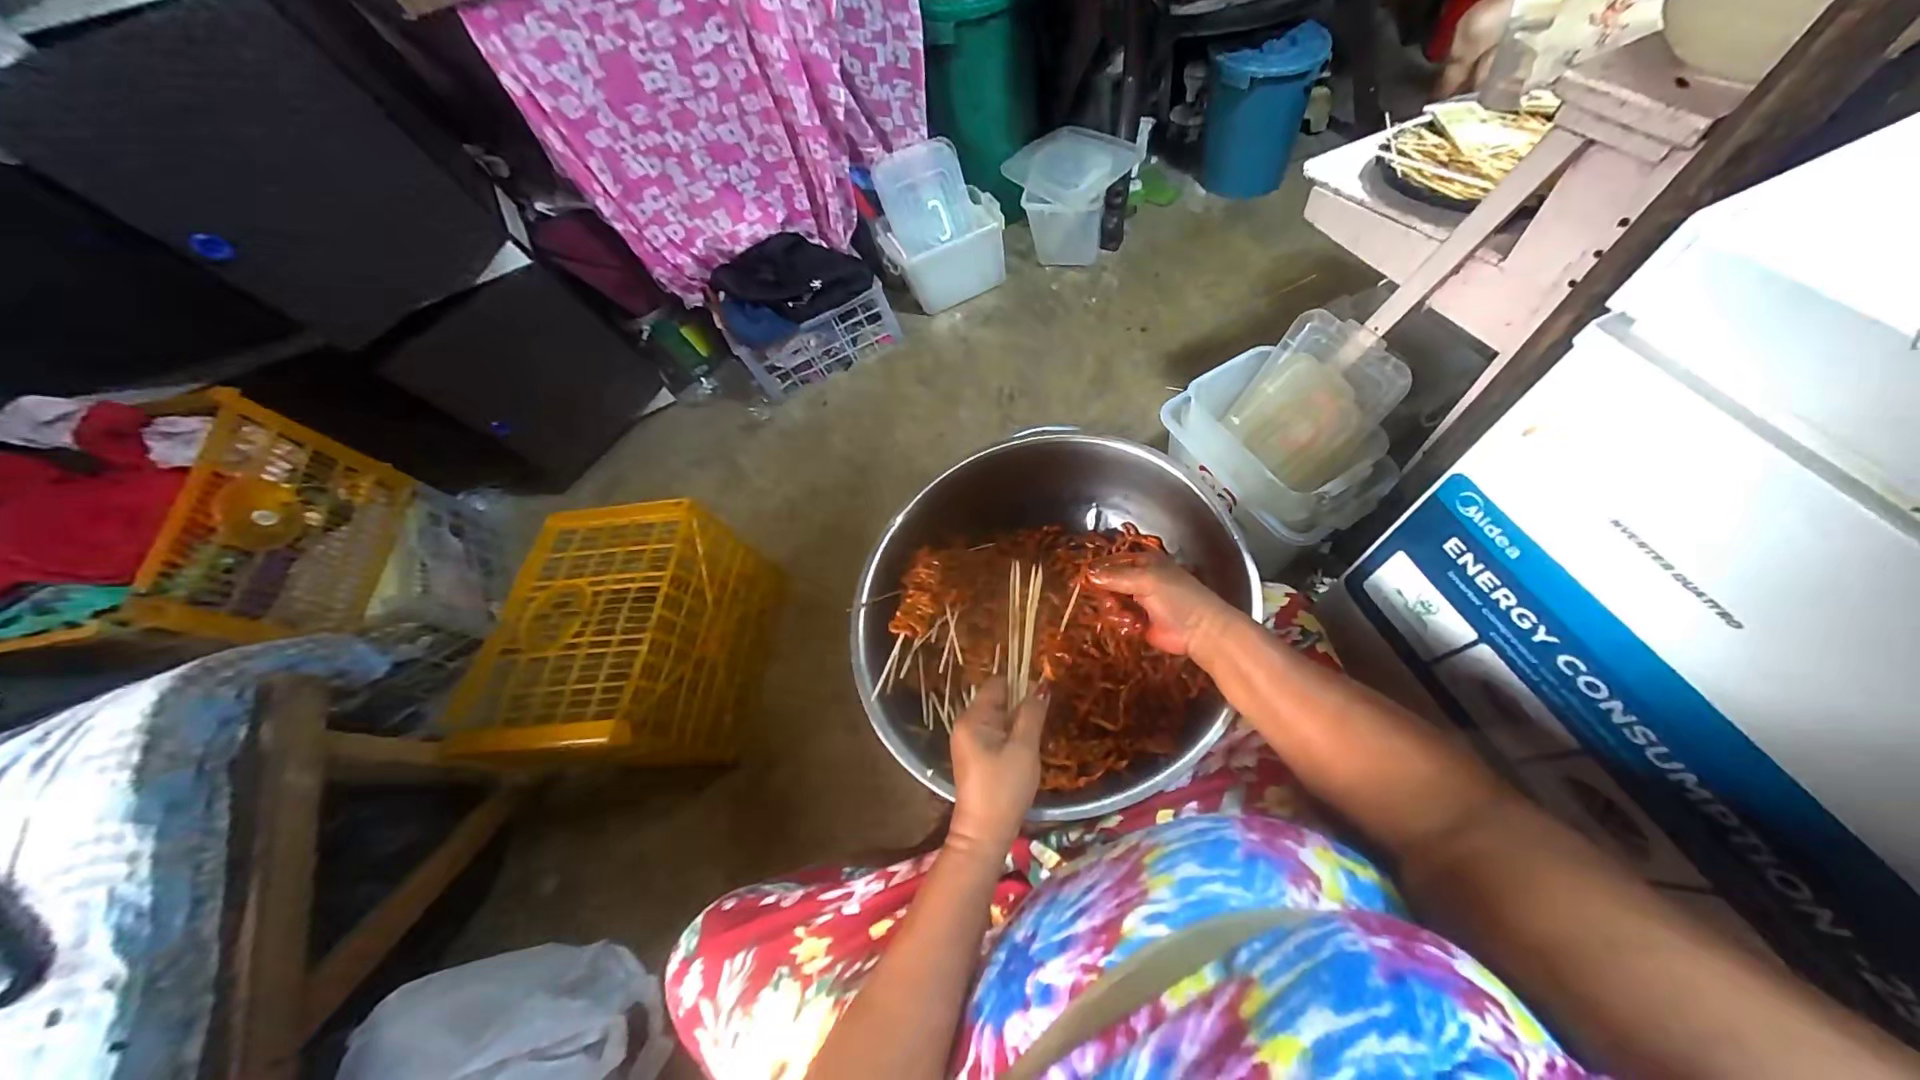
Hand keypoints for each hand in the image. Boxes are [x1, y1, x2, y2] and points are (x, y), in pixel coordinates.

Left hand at [947, 677, 1043, 856]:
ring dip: (1018, 721)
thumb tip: (1042, 686)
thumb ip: (1032, 714)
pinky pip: (995, 734)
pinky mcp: (975, 757)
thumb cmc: (1005, 788)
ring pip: (998, 718)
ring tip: (1040, 730)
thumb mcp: (1024, 748)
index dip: (1021, 682)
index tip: (1044, 692)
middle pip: (997, 700)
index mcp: (973, 718)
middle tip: (1046, 714)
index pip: (997, 684)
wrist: (984, 833)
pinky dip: (1011, 735)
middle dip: (1021, 703)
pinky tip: (1027, 748)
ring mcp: (968, 741)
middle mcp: (965, 724)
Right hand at [1085, 551, 1238, 657]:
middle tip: (1112, 602)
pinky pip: (1117, 619)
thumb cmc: (1178, 598)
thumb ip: (1116, 576)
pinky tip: (1132, 625)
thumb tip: (1087, 575)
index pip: (1111, 560)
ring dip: (1114, 610)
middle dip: (1105, 593)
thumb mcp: (1147, 580)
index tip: (1085, 579)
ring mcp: (1137, 601)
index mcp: (1143, 561)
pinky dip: (1121, 622)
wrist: (1200, 631)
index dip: (1097, 569)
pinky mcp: (1136, 622)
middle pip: (1106, 583)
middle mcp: (1138, 578)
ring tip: (1127, 617)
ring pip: (1109, 602)